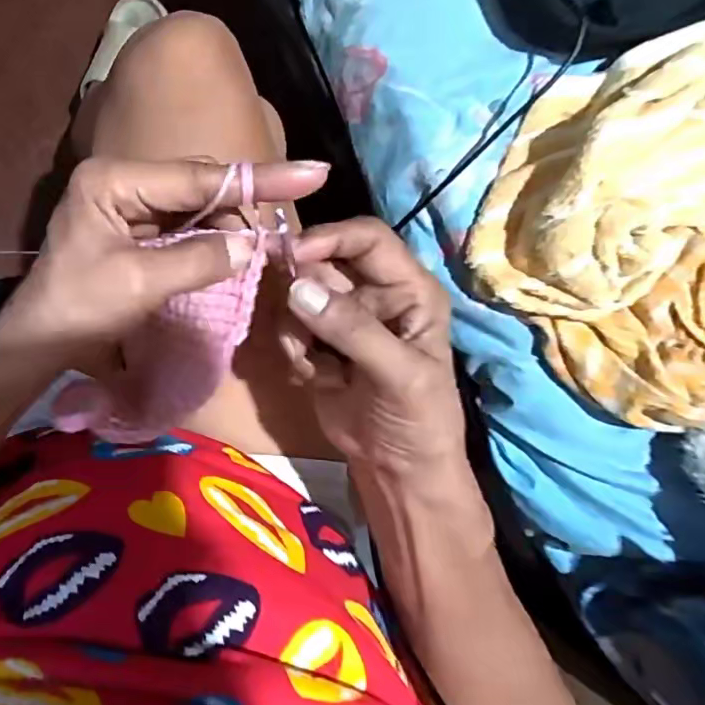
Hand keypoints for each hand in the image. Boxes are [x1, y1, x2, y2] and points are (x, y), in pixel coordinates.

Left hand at [0, 157, 330, 359]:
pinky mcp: (126, 226)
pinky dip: (205, 236)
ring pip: (190, 203)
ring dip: (225, 221)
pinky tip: (231, 246)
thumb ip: (200, 257)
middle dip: (239, 202)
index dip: (256, 179)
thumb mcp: (141, 283)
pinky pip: (177, 223)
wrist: (39, 340)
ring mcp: (120, 202)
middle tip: (281, 227)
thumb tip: (251, 243)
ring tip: (261, 241)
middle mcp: (116, 180)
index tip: (314, 173)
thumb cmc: (80, 308)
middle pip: (194, 183)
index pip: (195, 176)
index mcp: (111, 181)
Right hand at [279, 219, 485, 519]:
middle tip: (296, 326)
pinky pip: (287, 326)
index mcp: (408, 289)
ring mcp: (341, 317)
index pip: (367, 238)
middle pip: (321, 263)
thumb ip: (351, 329)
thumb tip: (297, 288)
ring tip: (311, 362)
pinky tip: (311, 375)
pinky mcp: (315, 341)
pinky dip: (290, 349)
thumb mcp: (398, 374)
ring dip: (293, 328)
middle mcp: (373, 294)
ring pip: (296, 295)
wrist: (394, 467)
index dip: (330, 237)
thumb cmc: (418, 419)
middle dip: (301, 290)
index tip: (290, 255)